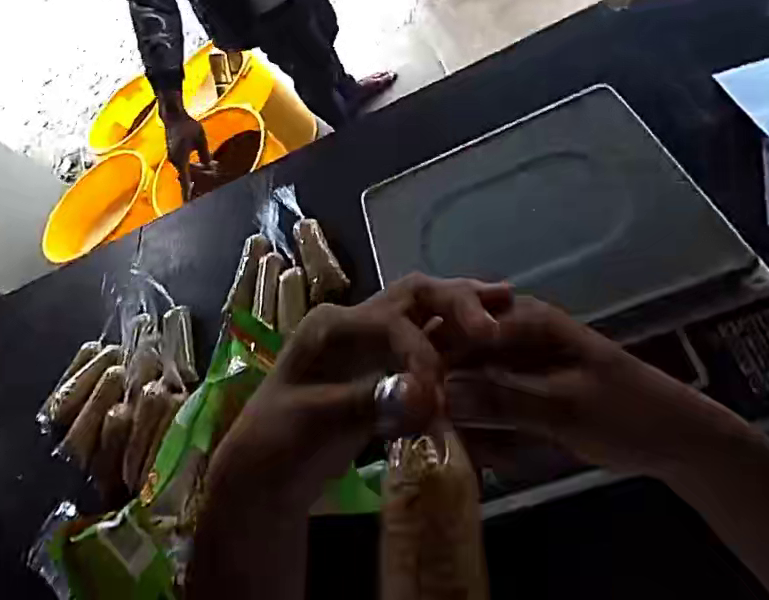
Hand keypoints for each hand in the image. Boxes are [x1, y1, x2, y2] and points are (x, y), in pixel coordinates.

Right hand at [161, 108, 209, 198]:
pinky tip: (203, 163)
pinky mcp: (174, 153)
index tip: (188, 204)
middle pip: (187, 176)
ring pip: (186, 170)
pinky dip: (193, 166)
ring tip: (210, 169)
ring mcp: (173, 158)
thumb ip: (205, 154)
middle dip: (198, 180)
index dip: (187, 193)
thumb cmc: (187, 126)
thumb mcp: (201, 140)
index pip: (185, 181)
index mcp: (181, 160)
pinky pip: (184, 164)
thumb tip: (210, 165)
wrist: (173, 116)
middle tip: (211, 179)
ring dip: (197, 172)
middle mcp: (175, 161)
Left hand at [205, 274, 512, 511]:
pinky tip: (481, 340)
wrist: (263, 473)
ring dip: (460, 308)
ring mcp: (368, 342)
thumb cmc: (279, 444)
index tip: (439, 397)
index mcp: (333, 326)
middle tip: (502, 307)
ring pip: (420, 311)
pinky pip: (422, 341)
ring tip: (505, 302)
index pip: (391, 323)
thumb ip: (367, 404)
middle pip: (411, 295)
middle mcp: (353, 322)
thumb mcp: (314, 424)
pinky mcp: (380, 366)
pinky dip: (453, 337)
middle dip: (455, 299)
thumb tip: (424, 396)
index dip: (422, 355)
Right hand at [445, 295, 753, 479]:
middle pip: (463, 355)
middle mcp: (516, 332)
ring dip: (469, 420)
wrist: (678, 439)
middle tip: (437, 435)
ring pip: (474, 384)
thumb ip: (505, 398)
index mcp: (527, 317)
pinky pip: (493, 406)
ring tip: (470, 456)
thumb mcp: (565, 406)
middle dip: (449, 395)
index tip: (418, 398)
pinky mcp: (526, 391)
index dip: (436, 358)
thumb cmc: (627, 410)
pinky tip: (493, 461)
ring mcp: (520, 362)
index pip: (464, 326)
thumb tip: (445, 394)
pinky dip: (490, 433)